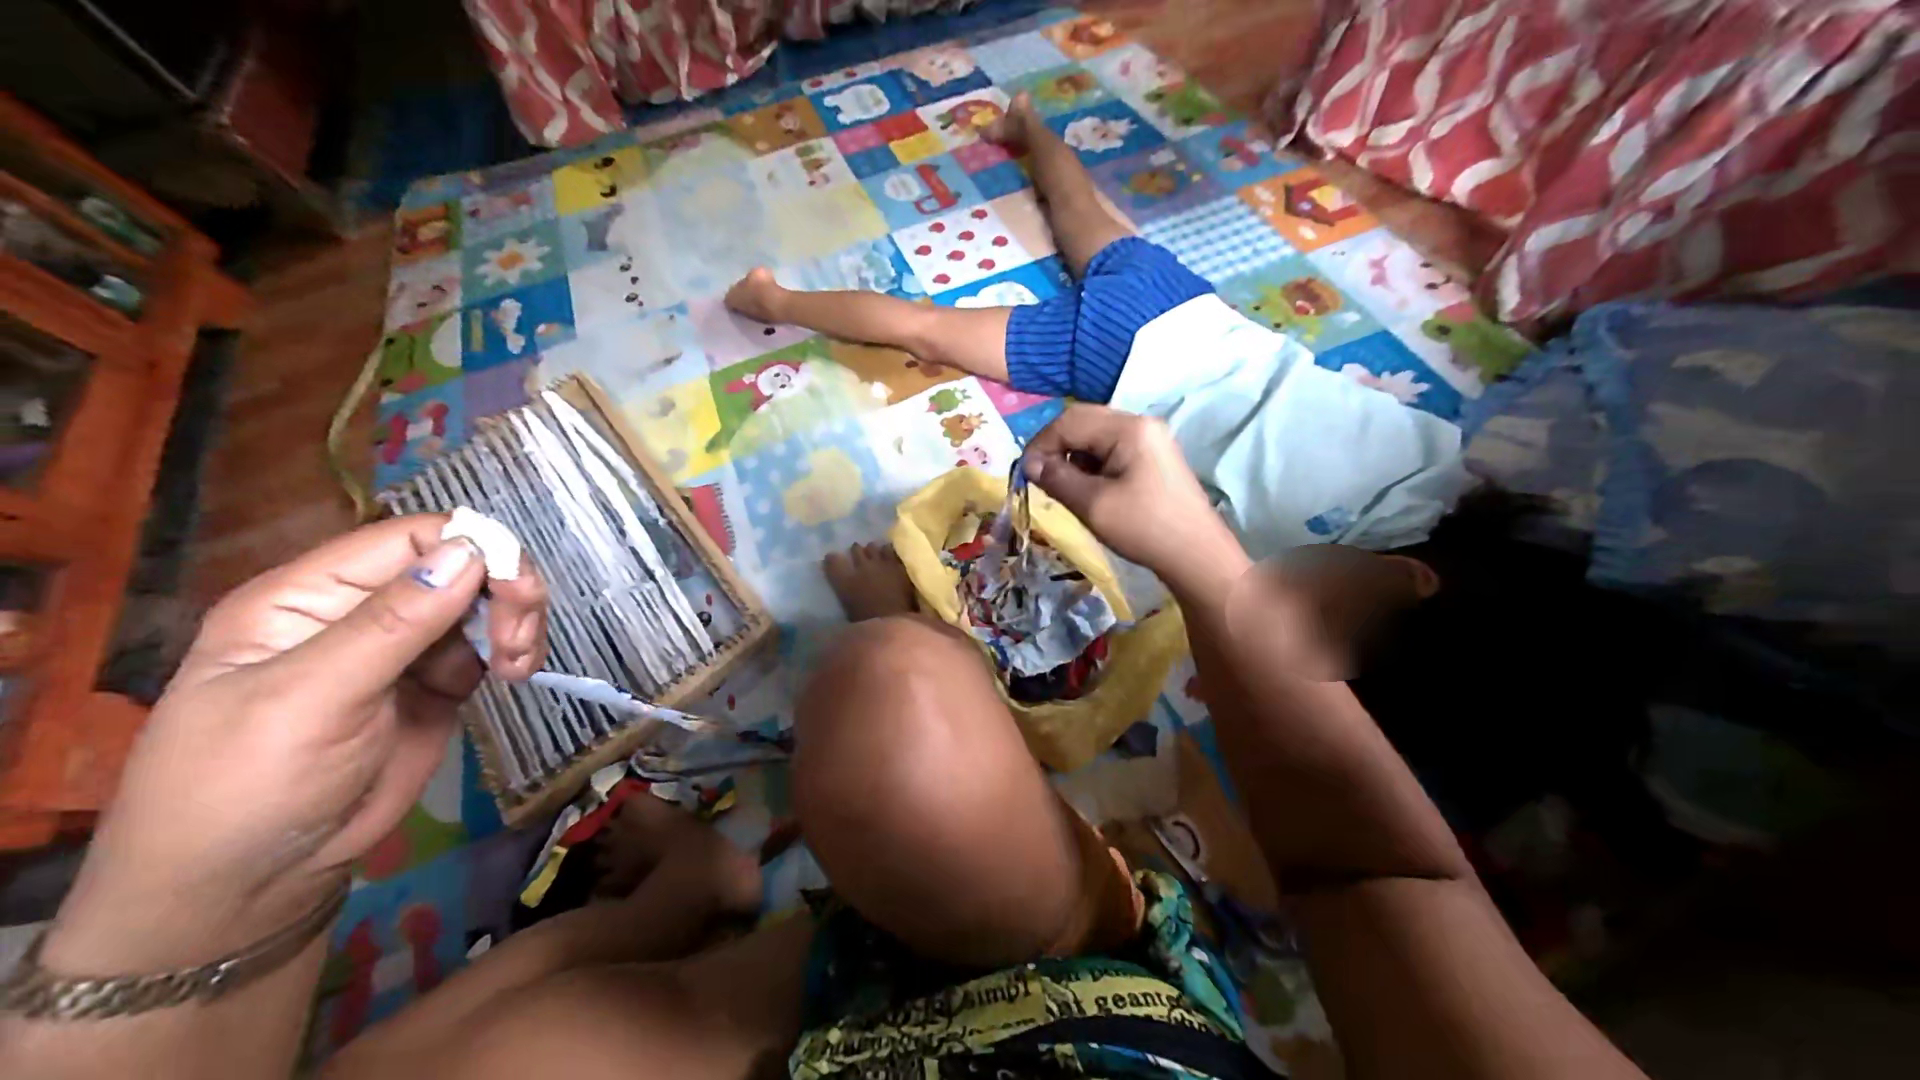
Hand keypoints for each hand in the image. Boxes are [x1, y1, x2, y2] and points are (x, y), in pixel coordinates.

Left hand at [43, 515, 546, 973]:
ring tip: (518, 666)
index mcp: (310, 595)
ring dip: (516, 622)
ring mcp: (404, 647)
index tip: (514, 588)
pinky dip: (515, 651)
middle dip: (504, 589)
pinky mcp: (438, 682)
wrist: (253, 884)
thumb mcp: (311, 699)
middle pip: (460, 565)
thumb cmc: (246, 785)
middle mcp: (363, 609)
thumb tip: (470, 550)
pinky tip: (516, 675)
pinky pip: (490, 645)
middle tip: (520, 637)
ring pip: (485, 603)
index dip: (472, 546)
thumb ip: (393, 623)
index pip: (408, 539)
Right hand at [1022, 404, 1246, 594]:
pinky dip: (1091, 464)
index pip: (1070, 420)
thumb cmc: (1144, 528)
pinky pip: (1111, 449)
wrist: (1196, 556)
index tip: (1026, 474)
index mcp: (1129, 428)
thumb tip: (1030, 465)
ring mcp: (1149, 439)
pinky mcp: (1152, 457)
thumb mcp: (1093, 505)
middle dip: (1056, 448)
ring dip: (1073, 457)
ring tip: (1064, 487)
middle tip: (1039, 478)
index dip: (1041, 444)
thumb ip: (1057, 479)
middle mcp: (1140, 423)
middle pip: (1083, 422)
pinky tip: (1088, 489)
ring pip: (1095, 436)